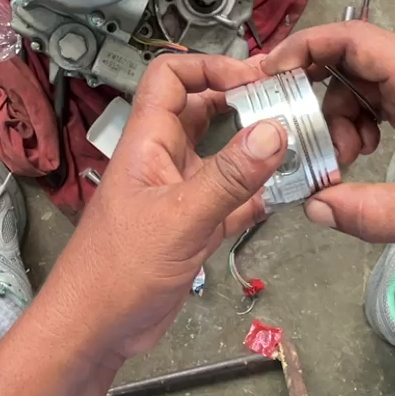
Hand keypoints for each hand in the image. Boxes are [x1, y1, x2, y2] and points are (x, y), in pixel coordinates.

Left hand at [44, 54, 289, 359]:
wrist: (96, 328)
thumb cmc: (121, 268)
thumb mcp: (180, 218)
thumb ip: (228, 177)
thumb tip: (275, 129)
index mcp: (148, 141)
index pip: (171, 77)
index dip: (210, 67)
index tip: (254, 79)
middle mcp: (164, 158)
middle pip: (203, 111)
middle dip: (242, 103)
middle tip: (289, 104)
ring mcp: (178, 192)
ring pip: (220, 156)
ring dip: (254, 150)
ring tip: (298, 144)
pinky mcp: (191, 226)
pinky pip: (229, 198)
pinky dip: (254, 194)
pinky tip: (285, 195)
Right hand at [259, 23, 394, 256]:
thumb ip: (370, 213)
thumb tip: (312, 207)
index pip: (355, 39)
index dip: (305, 48)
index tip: (270, 74)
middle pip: (351, 61)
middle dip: (314, 94)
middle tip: (294, 132)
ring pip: (360, 86)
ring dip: (337, 120)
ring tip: (340, 163)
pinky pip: (376, 105)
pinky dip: (357, 128)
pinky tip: (360, 159)